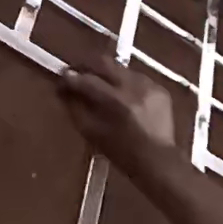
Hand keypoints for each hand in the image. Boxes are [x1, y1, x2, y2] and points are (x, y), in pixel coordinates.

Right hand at [58, 56, 177, 170]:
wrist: (158, 161)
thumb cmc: (122, 153)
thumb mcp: (92, 133)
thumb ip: (75, 108)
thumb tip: (63, 90)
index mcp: (117, 102)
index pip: (87, 80)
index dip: (71, 78)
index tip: (62, 78)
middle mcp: (134, 87)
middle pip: (104, 63)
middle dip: (87, 65)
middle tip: (76, 72)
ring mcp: (150, 85)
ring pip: (121, 68)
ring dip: (107, 74)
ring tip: (99, 84)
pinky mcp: (160, 88)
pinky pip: (136, 78)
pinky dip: (125, 83)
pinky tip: (122, 95)